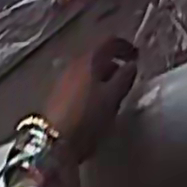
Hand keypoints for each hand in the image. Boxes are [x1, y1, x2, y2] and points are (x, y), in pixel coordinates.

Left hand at [42, 38, 139, 162]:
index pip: (110, 42)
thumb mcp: (112, 97)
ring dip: (101, 77)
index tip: (136, 56)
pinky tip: (94, 103)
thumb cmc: (87, 116)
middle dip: (113, 63)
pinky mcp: (55, 96)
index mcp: (90, 58)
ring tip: (111, 93)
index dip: (125, 46)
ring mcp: (63, 79)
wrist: (49, 144)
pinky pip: (78, 83)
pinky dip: (90, 86)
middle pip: (97, 56)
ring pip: (87, 71)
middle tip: (125, 76)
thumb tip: (131, 64)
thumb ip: (124, 77)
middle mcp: (75, 63)